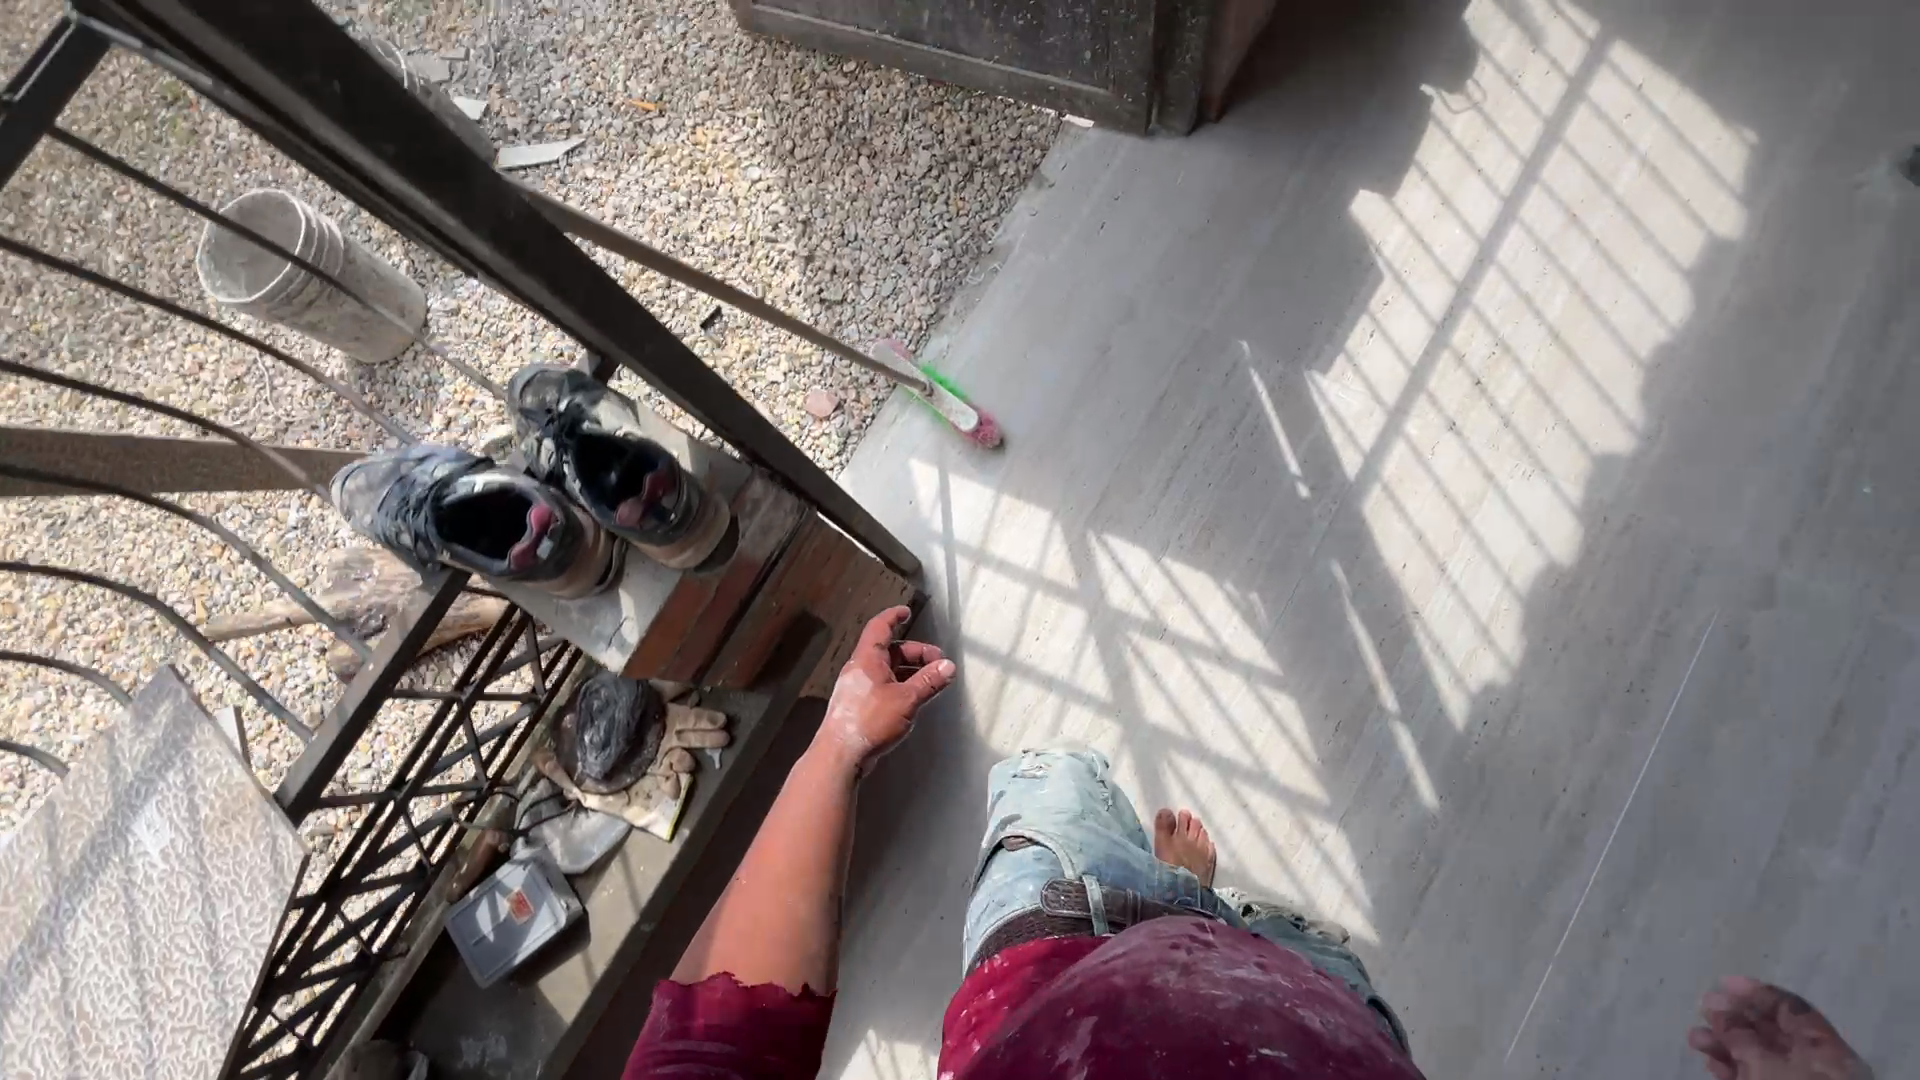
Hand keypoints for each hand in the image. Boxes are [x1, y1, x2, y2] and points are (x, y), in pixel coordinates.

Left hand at [817, 606, 954, 772]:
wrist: (841, 754)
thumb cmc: (871, 720)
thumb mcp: (906, 699)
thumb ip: (929, 682)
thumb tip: (949, 666)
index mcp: (868, 659)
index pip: (880, 627)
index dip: (893, 616)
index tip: (907, 611)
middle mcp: (861, 669)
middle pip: (890, 651)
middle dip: (916, 653)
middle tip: (938, 663)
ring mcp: (859, 687)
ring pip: (888, 670)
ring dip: (910, 671)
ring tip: (931, 682)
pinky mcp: (860, 705)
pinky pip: (884, 686)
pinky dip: (901, 685)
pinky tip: (914, 698)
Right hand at [1689, 977, 1871, 1079]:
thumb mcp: (1762, 1062)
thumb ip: (1738, 1031)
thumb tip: (1716, 1004)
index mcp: (1827, 1053)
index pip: (1793, 1009)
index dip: (1757, 992)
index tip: (1720, 983)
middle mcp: (1816, 1066)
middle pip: (1771, 1029)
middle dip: (1733, 1017)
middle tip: (1704, 1008)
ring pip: (1755, 1051)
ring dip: (1722, 1040)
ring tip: (1697, 1039)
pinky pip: (1752, 1072)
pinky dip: (1729, 1064)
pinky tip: (1709, 1062)